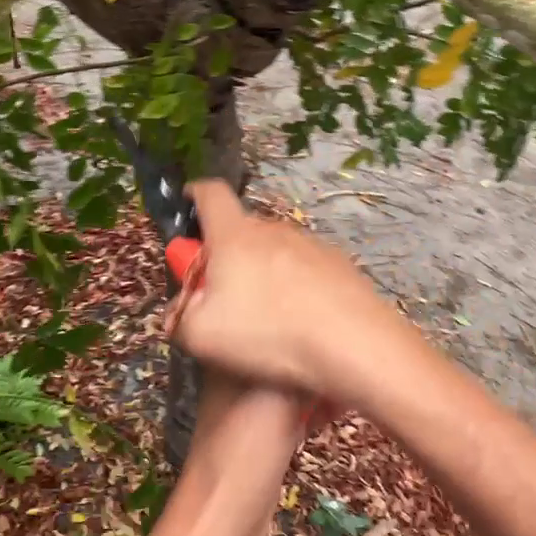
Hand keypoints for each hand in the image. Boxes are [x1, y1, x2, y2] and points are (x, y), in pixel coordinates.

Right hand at [166, 180, 408, 400]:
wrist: (353, 343)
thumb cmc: (268, 331)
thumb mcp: (202, 336)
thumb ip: (182, 318)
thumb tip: (183, 311)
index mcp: (233, 234)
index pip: (210, 193)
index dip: (196, 193)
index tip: (189, 201)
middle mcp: (271, 228)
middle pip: (241, 228)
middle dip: (227, 252)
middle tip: (222, 292)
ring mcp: (309, 243)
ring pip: (274, 250)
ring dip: (263, 271)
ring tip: (266, 317)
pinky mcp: (338, 264)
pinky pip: (305, 269)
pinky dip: (296, 287)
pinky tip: (300, 322)